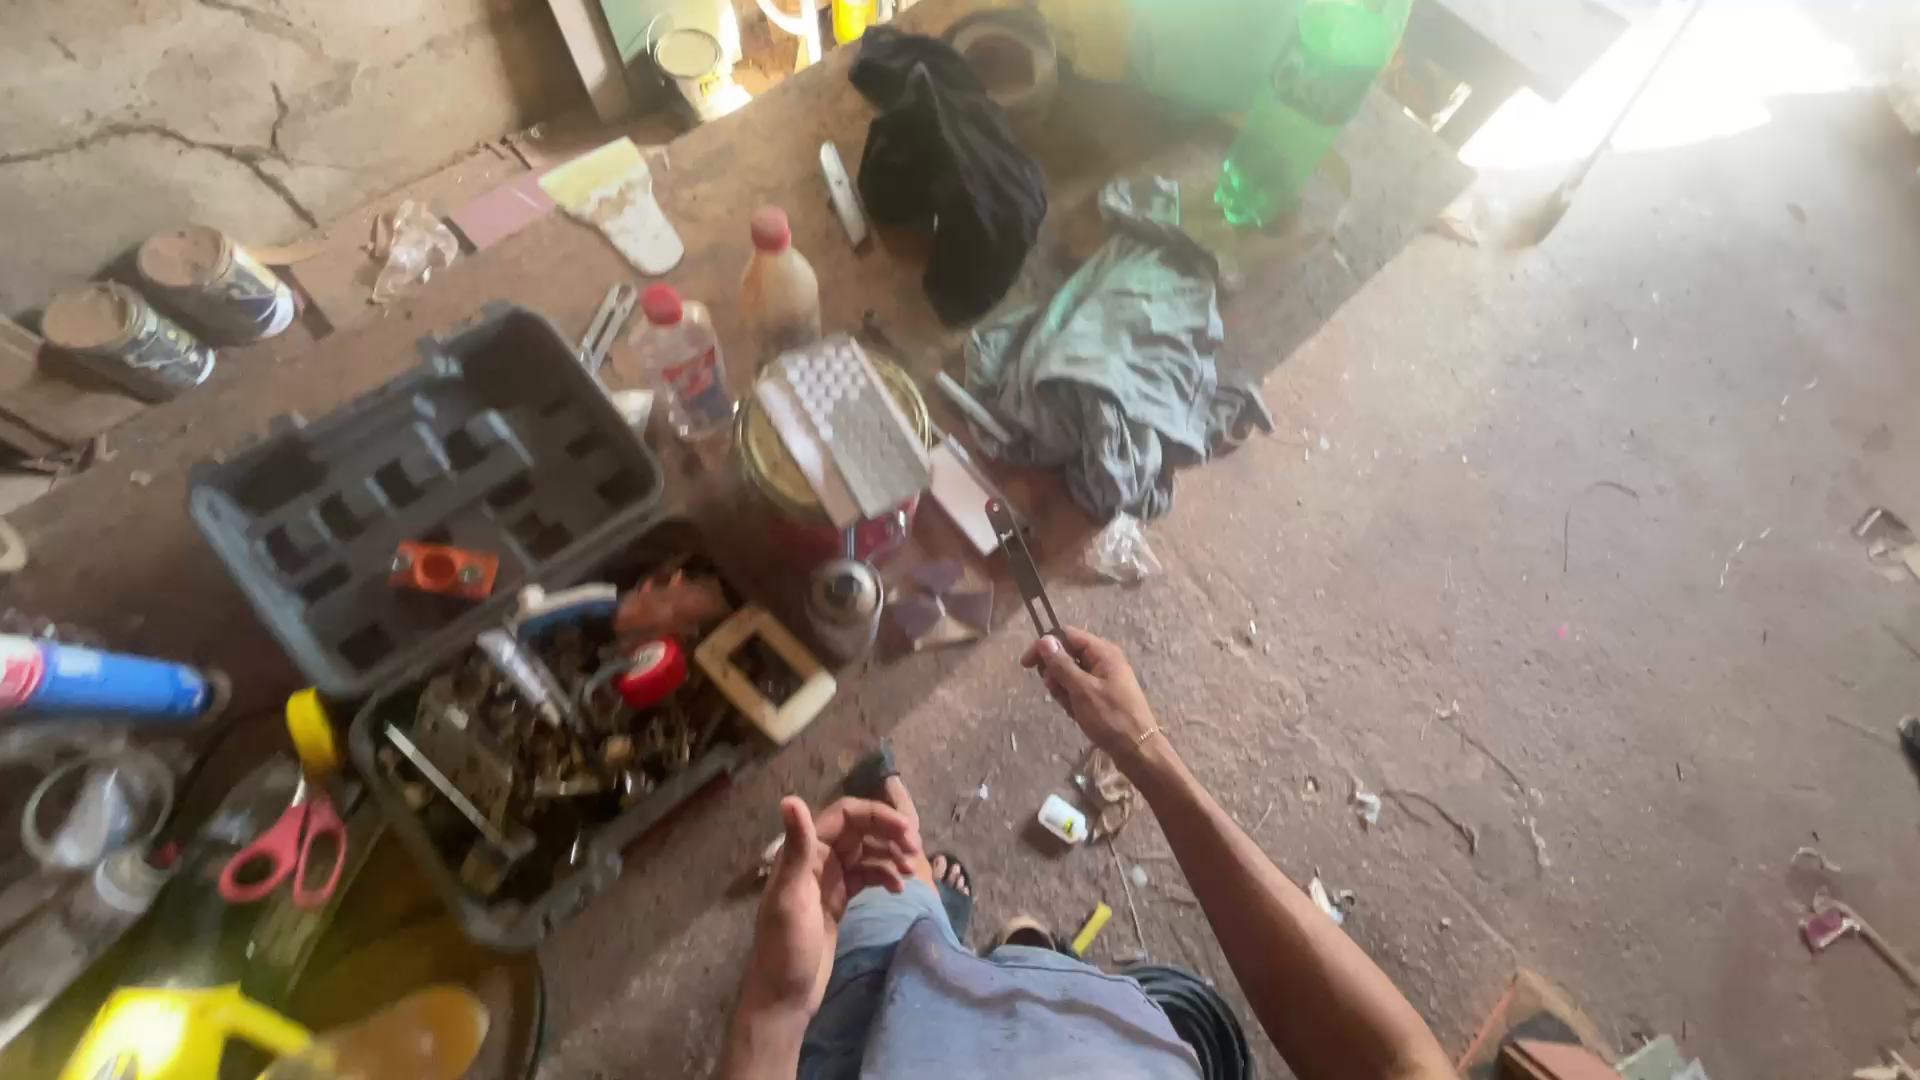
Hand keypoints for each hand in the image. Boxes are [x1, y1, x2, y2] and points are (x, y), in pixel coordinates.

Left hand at [737, 796, 922, 1018]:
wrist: (782, 998)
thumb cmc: (785, 947)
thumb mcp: (791, 896)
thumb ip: (797, 846)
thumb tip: (789, 798)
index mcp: (805, 850)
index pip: (846, 814)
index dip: (877, 815)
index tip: (907, 830)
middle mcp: (817, 857)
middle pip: (861, 829)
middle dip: (890, 833)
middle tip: (917, 850)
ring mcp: (830, 878)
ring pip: (868, 851)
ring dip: (892, 853)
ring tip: (911, 869)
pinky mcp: (840, 898)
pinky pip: (869, 874)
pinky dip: (885, 875)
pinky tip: (898, 888)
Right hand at [1020, 627, 1165, 773]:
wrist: (1137, 750)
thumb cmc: (1111, 717)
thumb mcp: (1082, 690)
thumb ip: (1062, 664)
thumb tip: (1045, 639)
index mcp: (1102, 652)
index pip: (1066, 635)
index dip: (1045, 646)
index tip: (1027, 664)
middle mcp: (1103, 660)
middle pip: (1066, 655)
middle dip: (1055, 673)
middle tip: (1057, 691)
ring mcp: (1103, 678)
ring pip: (1069, 674)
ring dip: (1063, 689)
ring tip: (1071, 707)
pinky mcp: (1101, 694)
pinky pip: (1078, 689)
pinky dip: (1072, 700)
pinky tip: (1077, 714)